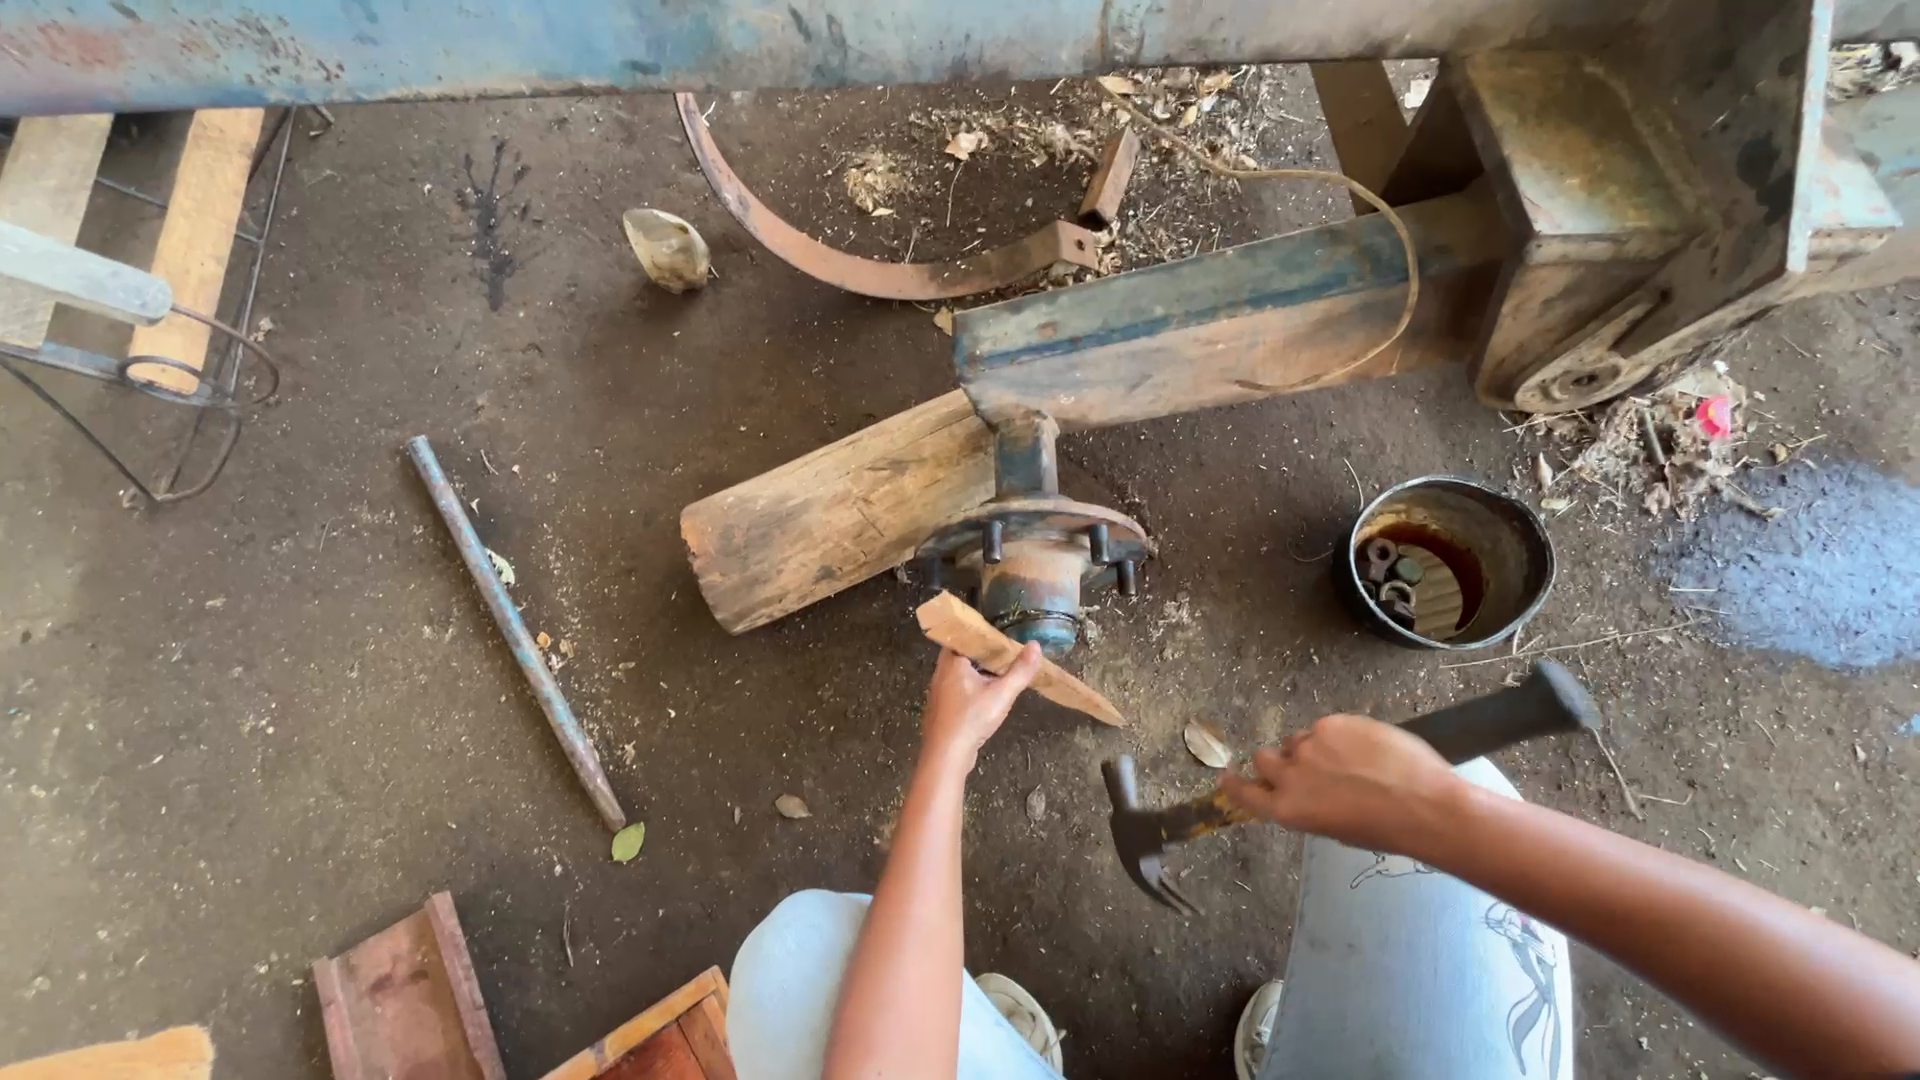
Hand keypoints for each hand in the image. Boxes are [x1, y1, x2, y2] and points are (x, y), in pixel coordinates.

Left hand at [919, 645, 1042, 773]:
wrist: (946, 754)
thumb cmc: (972, 718)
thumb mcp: (1002, 693)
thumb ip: (1020, 670)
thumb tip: (1035, 646)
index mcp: (952, 661)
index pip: (962, 635)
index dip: (980, 632)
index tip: (998, 633)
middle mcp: (941, 672)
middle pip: (962, 654)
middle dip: (983, 653)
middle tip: (1004, 652)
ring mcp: (939, 690)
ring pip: (960, 672)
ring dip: (978, 671)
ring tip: (1000, 671)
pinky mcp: (942, 707)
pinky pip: (958, 687)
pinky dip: (972, 686)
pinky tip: (987, 696)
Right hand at [1219, 713, 1470, 857]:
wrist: (1428, 807)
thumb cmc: (1388, 830)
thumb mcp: (1337, 828)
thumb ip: (1309, 806)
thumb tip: (1308, 791)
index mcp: (1290, 810)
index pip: (1247, 793)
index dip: (1234, 785)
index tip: (1226, 777)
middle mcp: (1290, 776)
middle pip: (1264, 758)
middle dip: (1279, 762)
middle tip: (1306, 768)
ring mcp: (1309, 745)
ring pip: (1297, 741)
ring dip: (1311, 748)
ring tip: (1347, 760)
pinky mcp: (1331, 723)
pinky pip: (1326, 727)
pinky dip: (1340, 736)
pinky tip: (1366, 749)